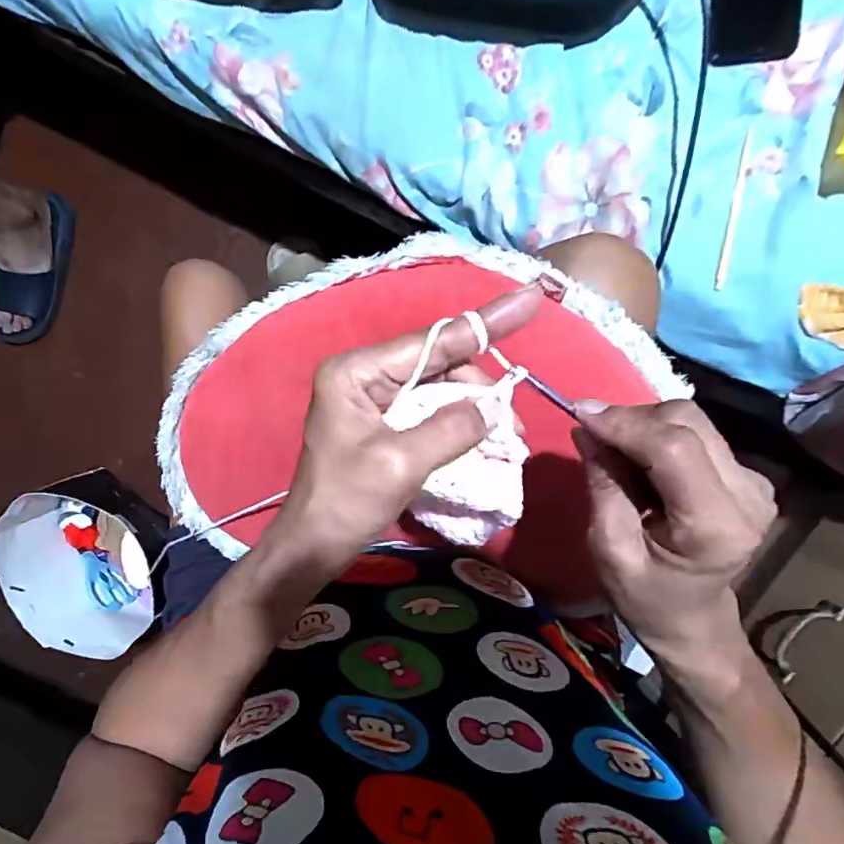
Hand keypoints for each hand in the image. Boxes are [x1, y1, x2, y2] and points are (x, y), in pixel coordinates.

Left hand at [268, 286, 543, 567]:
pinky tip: (483, 440)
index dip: (484, 324)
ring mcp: (371, 402)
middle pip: (438, 366)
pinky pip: (428, 415)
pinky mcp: (381, 427)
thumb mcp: (400, 463)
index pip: (431, 342)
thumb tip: (493, 407)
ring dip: (473, 411)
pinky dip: (457, 426)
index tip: (531, 297)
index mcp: (356, 372)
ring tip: (505, 438)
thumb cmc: (346, 502)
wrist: (313, 546)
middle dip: (480, 388)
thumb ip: (450, 428)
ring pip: (437, 391)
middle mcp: (363, 377)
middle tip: (513, 423)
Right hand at [571, 400, 775, 670]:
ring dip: (644, 426)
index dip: (625, 423)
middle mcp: (748, 494)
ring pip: (693, 422)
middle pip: (687, 423)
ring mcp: (755, 481)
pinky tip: (639, 463)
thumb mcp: (609, 551)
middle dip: (632, 419)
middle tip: (592, 434)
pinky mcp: (748, 475)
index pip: (674, 448)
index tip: (579, 414)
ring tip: (614, 452)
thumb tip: (588, 430)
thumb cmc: (644, 596)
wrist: (690, 619)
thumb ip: (603, 487)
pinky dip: (658, 437)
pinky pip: (697, 435)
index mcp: (716, 525)